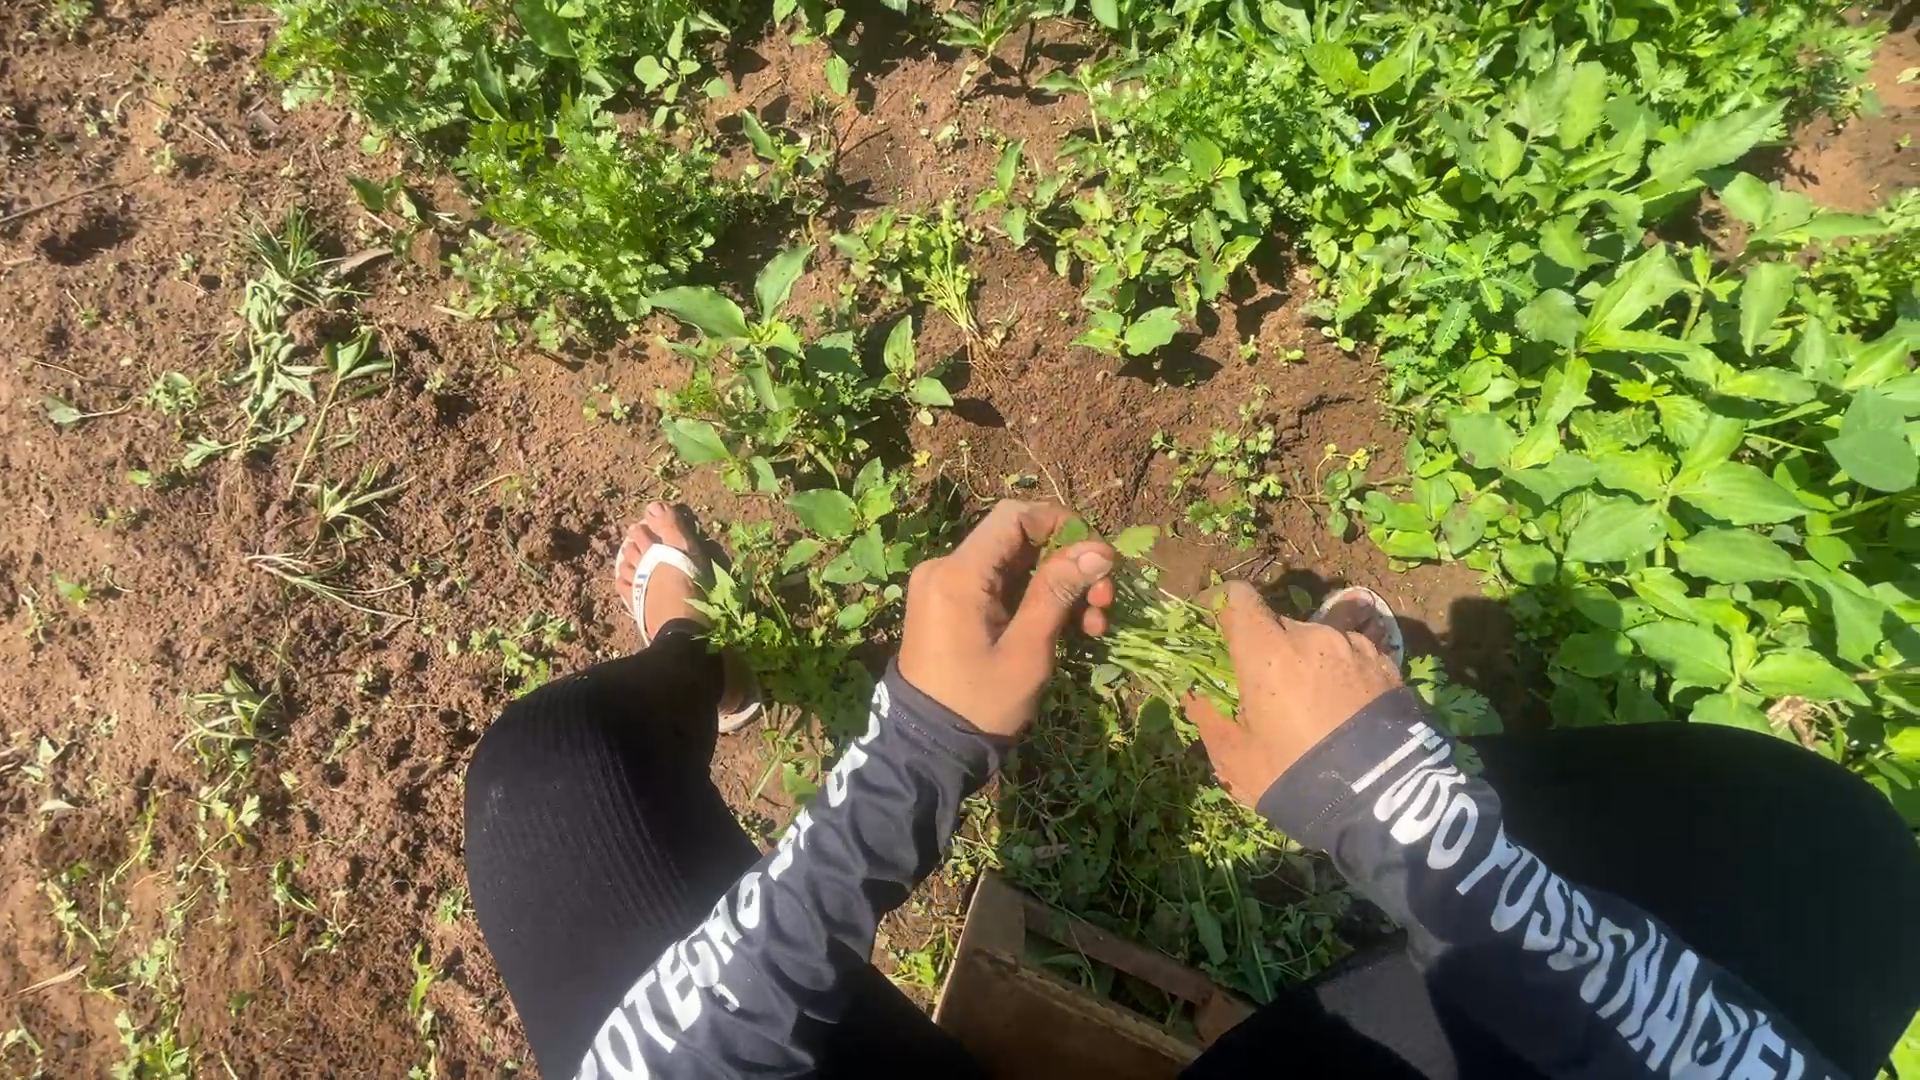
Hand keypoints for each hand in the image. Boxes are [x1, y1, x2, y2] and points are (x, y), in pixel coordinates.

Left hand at [898, 501, 1116, 736]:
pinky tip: (1067, 628)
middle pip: (1018, 540)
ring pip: (1014, 564)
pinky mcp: (950, 605)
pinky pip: (999, 585)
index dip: (1062, 525)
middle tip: (1104, 601)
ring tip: (1093, 624)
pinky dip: (1033, 599)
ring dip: (1057, 585)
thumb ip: (1058, 593)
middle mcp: (945, 568)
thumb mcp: (1026, 650)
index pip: (1015, 517)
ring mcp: (945, 586)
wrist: (926, 747)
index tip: (1098, 558)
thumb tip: (1099, 549)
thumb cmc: (979, 703)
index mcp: (957, 574)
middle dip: (1067, 563)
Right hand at [1186, 582, 1402, 805]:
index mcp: (1266, 652)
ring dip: (1305, 660)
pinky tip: (1342, 710)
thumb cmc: (1296, 777)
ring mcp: (1352, 646)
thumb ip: (1208, 719)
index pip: (1239, 598)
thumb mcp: (1236, 758)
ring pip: (1315, 639)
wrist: (1388, 804)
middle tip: (1265, 688)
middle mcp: (1309, 636)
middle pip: (1276, 623)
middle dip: (1266, 647)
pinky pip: (1348, 654)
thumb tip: (1193, 698)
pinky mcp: (1386, 663)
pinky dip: (1337, 672)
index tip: (1218, 627)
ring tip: (1311, 704)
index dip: (1224, 606)